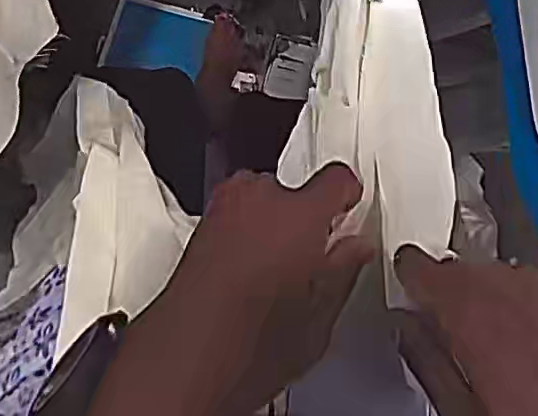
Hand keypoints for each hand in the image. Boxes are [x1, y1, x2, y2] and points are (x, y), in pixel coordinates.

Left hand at [87, 164, 372, 415]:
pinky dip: (245, 225)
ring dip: (272, 218)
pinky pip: (238, 207)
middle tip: (308, 256)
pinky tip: (247, 265)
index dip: (347, 194)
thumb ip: (343, 271)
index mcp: (302, 215)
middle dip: (305, 216)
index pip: (337, 178)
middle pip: (299, 188)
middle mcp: (263, 197)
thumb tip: (354, 250)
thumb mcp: (317, 322)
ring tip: (272, 264)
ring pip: (265, 195)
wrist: (183, 359)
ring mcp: (229, 203)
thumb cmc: (243, 346)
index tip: (348, 208)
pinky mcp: (205, 218)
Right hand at [394, 247, 537, 415]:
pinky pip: (525, 274)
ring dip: (478, 280)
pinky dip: (510, 285)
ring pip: (493, 264)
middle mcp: (503, 285)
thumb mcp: (459, 406)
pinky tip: (508, 309)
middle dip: (444, 279)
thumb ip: (426, 357)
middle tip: (431, 300)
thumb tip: (406, 329)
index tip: (404, 272)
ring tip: (471, 309)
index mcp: (467, 308)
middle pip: (459, 264)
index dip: (409, 268)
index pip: (423, 267)